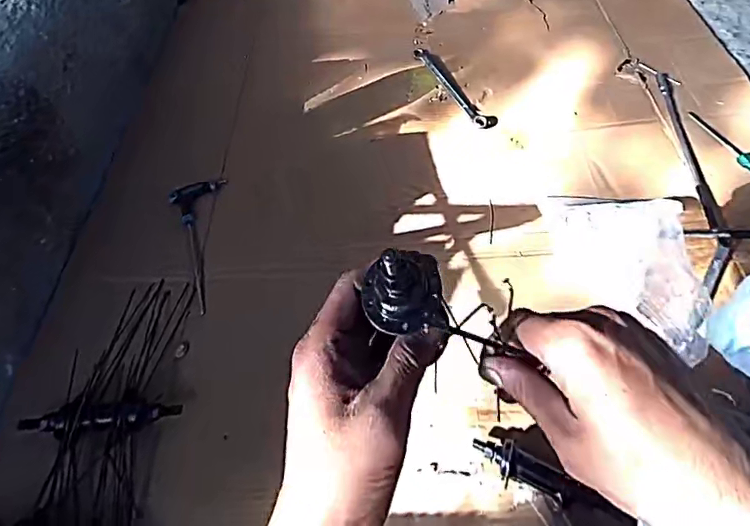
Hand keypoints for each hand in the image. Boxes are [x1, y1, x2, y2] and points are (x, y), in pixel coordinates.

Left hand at [269, 269, 443, 525]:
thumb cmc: (336, 481)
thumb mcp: (383, 412)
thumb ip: (408, 362)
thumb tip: (428, 329)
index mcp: (319, 351)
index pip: (348, 288)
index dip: (379, 274)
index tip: (407, 268)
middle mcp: (323, 358)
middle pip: (362, 309)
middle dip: (396, 301)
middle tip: (427, 295)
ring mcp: (335, 377)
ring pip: (371, 335)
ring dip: (400, 329)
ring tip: (430, 323)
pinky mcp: (348, 396)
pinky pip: (375, 360)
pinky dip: (398, 353)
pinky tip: (421, 353)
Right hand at [482, 308, 749, 525]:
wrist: (719, 483)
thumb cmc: (646, 470)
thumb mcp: (569, 439)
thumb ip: (527, 392)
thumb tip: (500, 367)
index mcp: (574, 341)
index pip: (519, 324)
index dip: (507, 349)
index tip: (504, 371)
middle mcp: (602, 320)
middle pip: (549, 322)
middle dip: (538, 352)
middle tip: (539, 394)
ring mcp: (631, 326)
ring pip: (579, 326)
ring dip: (569, 353)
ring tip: (580, 402)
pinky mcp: (653, 338)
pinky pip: (609, 333)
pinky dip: (599, 354)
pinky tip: (610, 396)